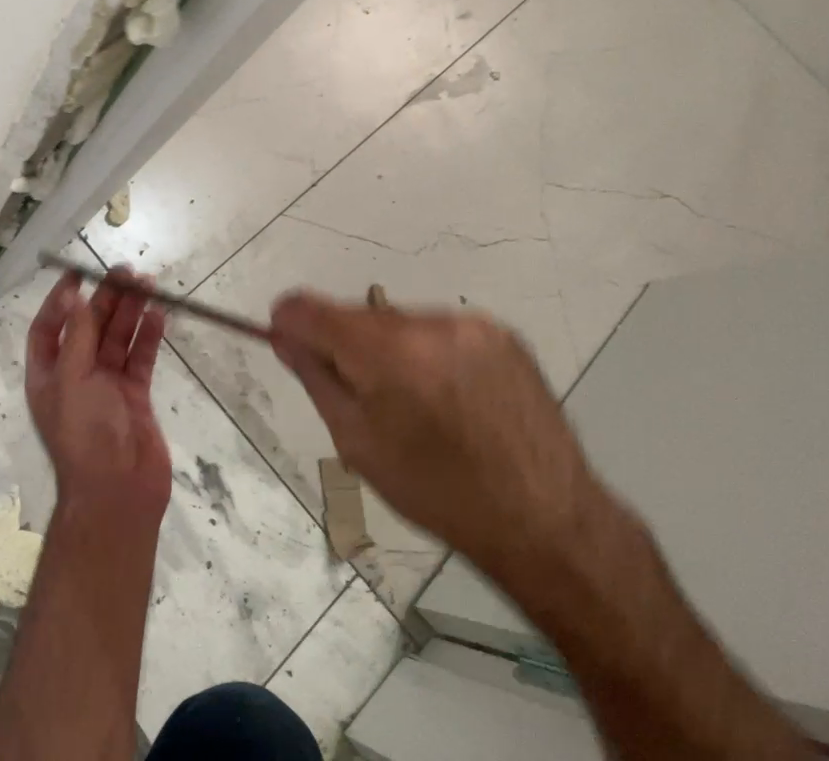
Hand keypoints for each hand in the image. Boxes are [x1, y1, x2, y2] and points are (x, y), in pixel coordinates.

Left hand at [26, 270, 171, 522]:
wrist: (117, 492)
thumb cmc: (83, 436)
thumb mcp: (71, 382)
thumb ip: (77, 339)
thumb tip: (73, 299)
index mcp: (47, 375)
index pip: (49, 328)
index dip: (60, 300)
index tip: (78, 273)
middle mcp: (74, 376)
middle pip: (89, 328)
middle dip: (106, 300)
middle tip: (127, 272)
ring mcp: (106, 386)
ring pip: (118, 339)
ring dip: (130, 312)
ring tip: (148, 284)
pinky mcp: (135, 396)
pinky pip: (140, 359)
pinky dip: (149, 338)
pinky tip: (159, 316)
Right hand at [269, 292, 604, 573]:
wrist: (543, 519)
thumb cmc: (435, 490)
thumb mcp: (355, 441)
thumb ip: (316, 377)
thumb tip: (285, 338)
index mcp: (387, 352)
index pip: (309, 310)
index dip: (288, 324)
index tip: (286, 346)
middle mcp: (430, 324)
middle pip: (356, 316)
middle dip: (342, 344)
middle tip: (356, 397)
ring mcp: (473, 326)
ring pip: (398, 323)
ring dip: (386, 349)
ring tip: (410, 404)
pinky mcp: (503, 336)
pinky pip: (439, 331)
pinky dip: (426, 354)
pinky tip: (444, 398)